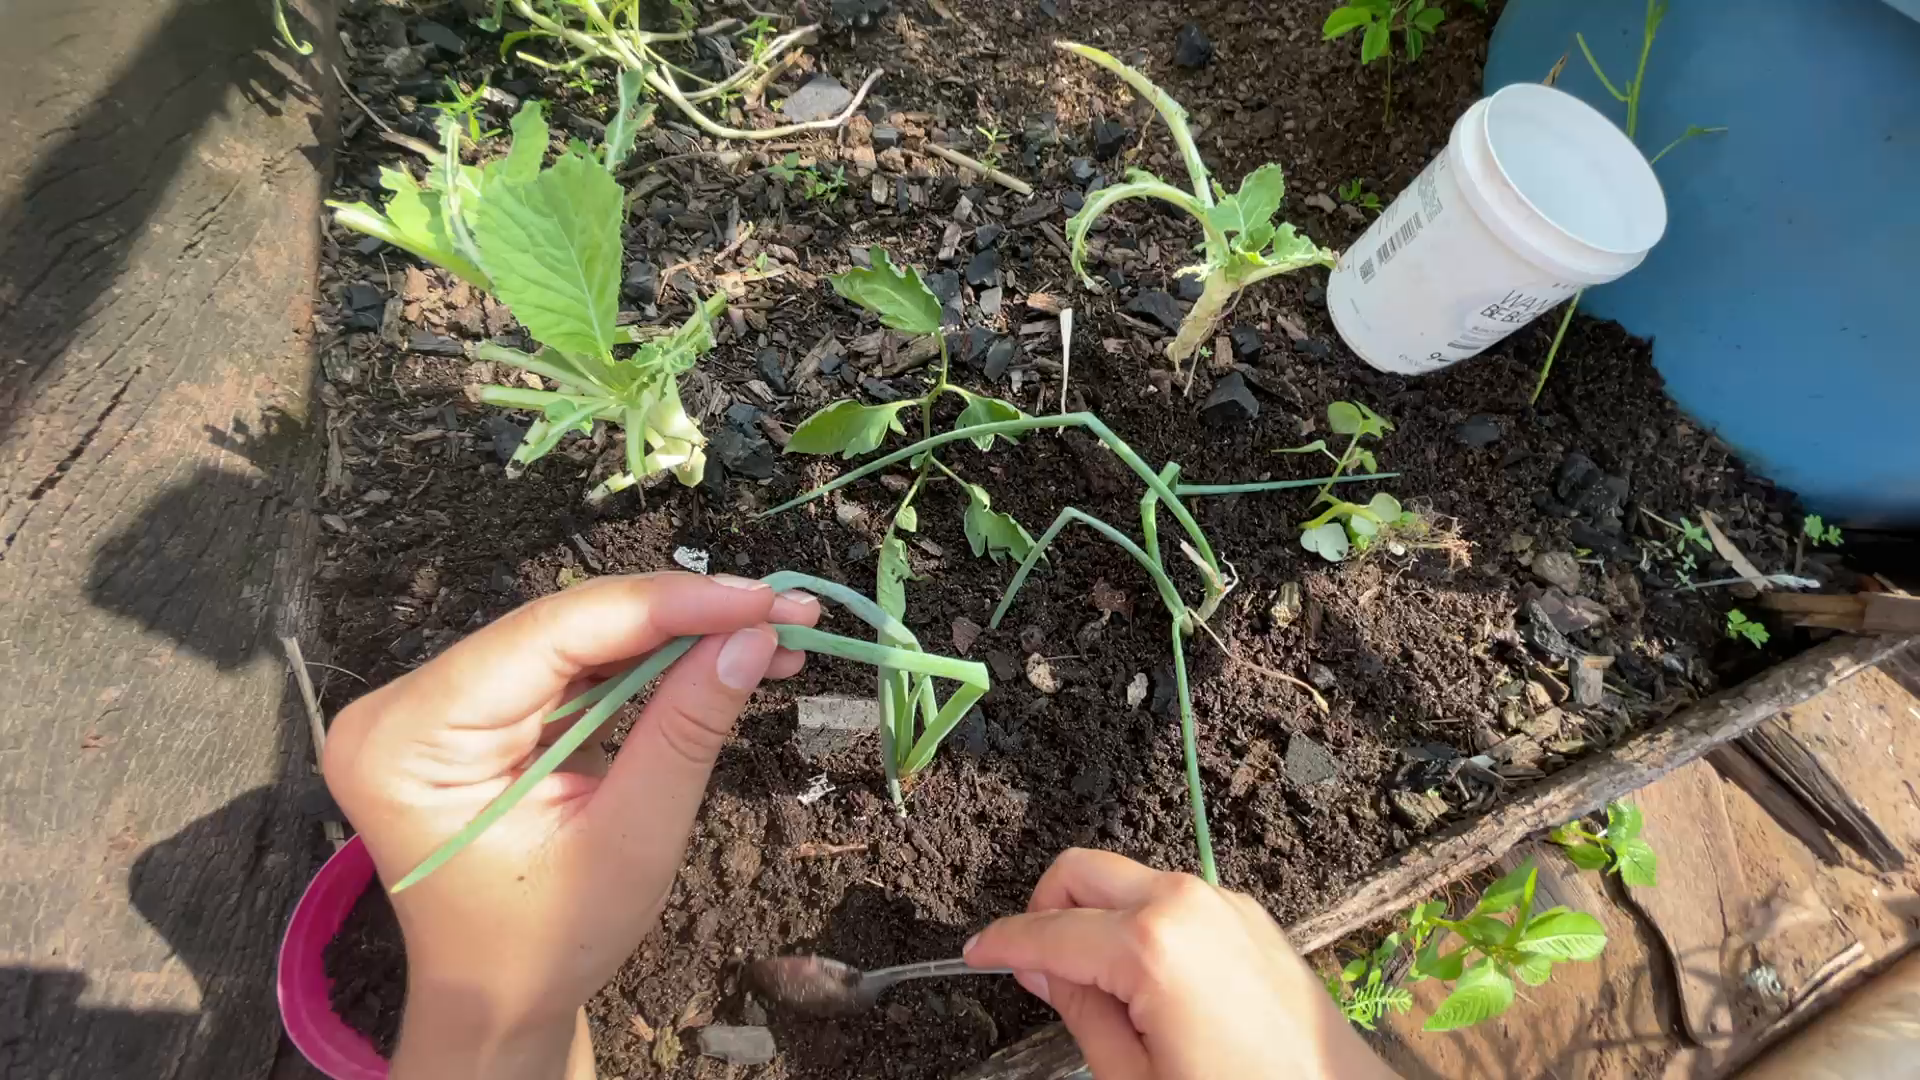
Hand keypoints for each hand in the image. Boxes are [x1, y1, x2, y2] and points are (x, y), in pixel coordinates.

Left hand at [323, 573, 818, 1078]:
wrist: (504, 994)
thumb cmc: (555, 939)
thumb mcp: (634, 838)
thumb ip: (689, 728)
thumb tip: (755, 637)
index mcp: (414, 737)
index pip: (556, 634)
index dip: (669, 605)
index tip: (763, 599)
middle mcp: (418, 699)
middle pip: (576, 622)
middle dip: (690, 613)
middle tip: (785, 610)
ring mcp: (455, 696)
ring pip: (594, 630)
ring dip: (689, 629)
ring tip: (772, 630)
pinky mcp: (497, 702)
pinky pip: (593, 657)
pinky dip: (666, 654)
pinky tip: (725, 650)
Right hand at [964, 849, 1399, 1079]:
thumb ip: (1079, 1010)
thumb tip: (1040, 967)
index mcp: (1151, 945)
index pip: (1051, 931)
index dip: (1005, 941)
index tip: (978, 951)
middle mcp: (1182, 900)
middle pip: (1081, 869)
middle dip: (1046, 906)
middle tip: (1037, 962)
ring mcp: (1217, 899)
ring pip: (1123, 878)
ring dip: (1094, 914)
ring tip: (1101, 984)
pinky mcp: (1243, 910)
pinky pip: (1168, 896)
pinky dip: (1138, 919)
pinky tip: (1151, 980)